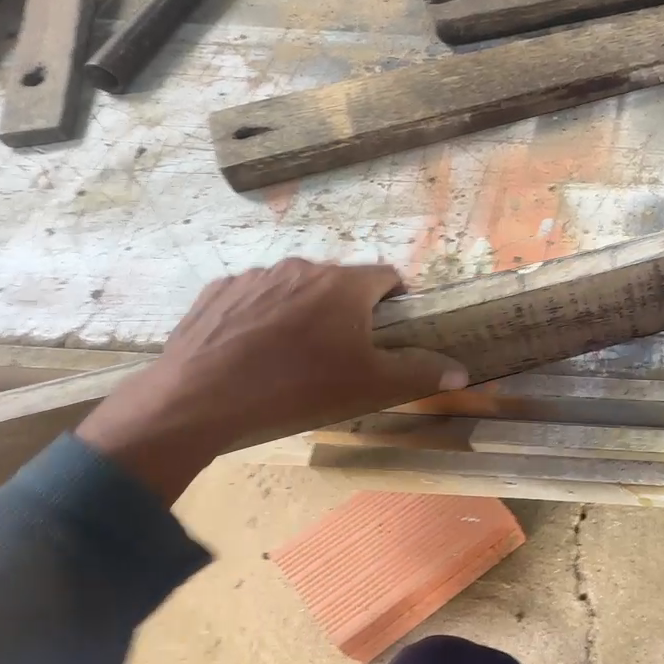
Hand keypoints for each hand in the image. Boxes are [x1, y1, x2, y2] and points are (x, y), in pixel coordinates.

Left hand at [77, 259, 466, 501]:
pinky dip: (265, 318)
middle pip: (339, 281)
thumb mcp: (371, 384)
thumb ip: (420, 372)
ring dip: (306, 311)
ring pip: (295, 288)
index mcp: (343, 284)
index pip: (387, 275)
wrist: (201, 396)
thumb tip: (461, 371)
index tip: (396, 325)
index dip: (398, 298)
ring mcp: (253, 276)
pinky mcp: (216, 292)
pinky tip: (258, 352)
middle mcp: (300, 268)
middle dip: (350, 308)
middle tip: (348, 349)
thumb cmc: (299, 386)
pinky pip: (255, 298)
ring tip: (299, 354)